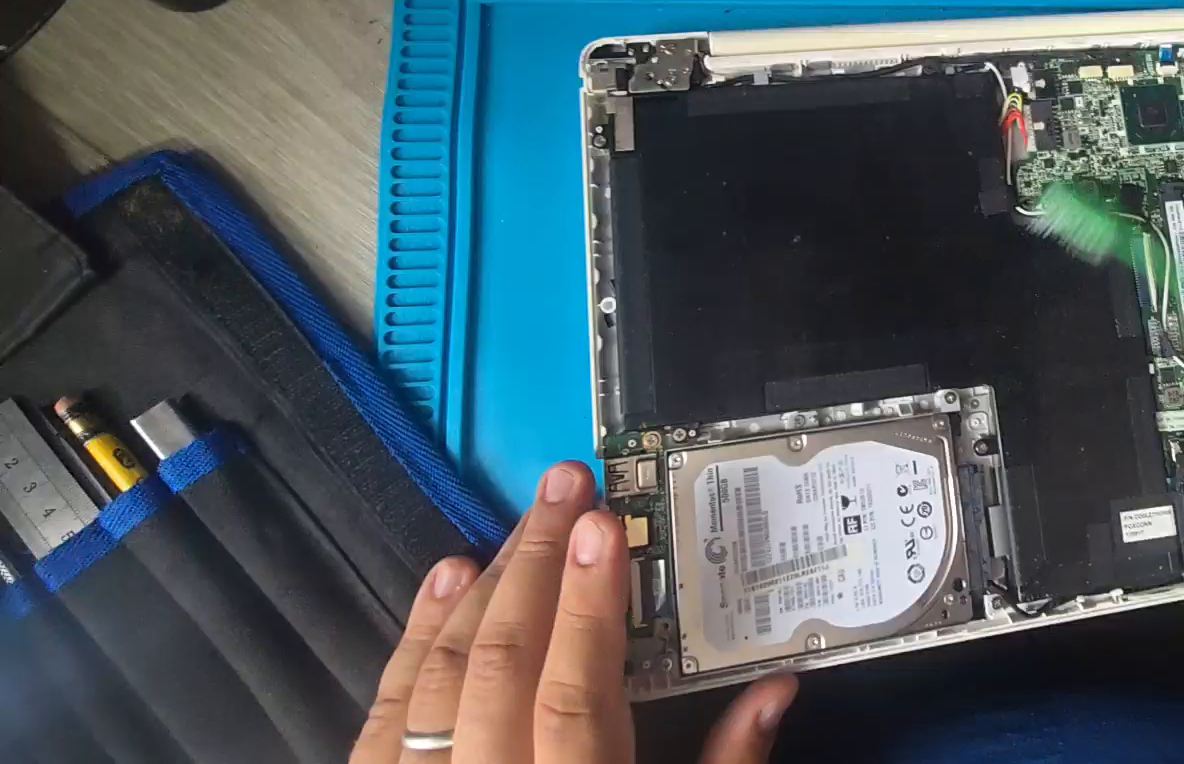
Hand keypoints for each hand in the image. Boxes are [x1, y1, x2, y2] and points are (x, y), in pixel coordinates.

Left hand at [350, 461, 798, 763]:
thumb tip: (781, 684)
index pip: (570, 696)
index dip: (586, 607)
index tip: (603, 525)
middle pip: (500, 667)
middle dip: (534, 563)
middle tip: (564, 485)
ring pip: (438, 679)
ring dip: (482, 585)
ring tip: (521, 517)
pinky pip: (383, 716)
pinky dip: (414, 638)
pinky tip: (442, 581)